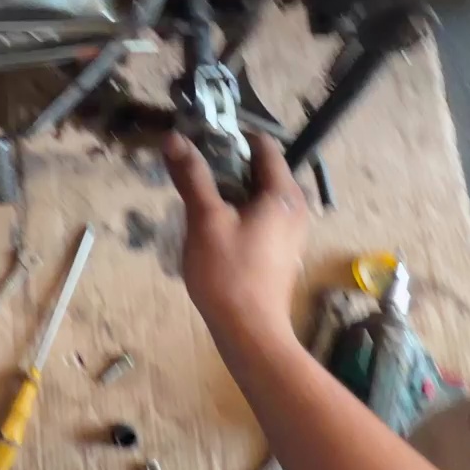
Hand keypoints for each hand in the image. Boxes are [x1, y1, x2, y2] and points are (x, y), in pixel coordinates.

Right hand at [163, 131, 308, 329]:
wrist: (249, 332)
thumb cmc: (228, 272)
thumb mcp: (205, 219)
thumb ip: (192, 176)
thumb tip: (175, 138)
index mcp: (284, 194)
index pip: (264, 146)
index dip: (231, 137)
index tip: (199, 140)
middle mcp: (295, 208)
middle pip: (259, 169)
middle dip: (225, 164)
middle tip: (190, 168)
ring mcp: (290, 231)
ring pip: (256, 194)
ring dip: (227, 188)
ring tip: (195, 196)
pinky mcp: (279, 250)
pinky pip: (258, 215)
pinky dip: (235, 209)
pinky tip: (209, 224)